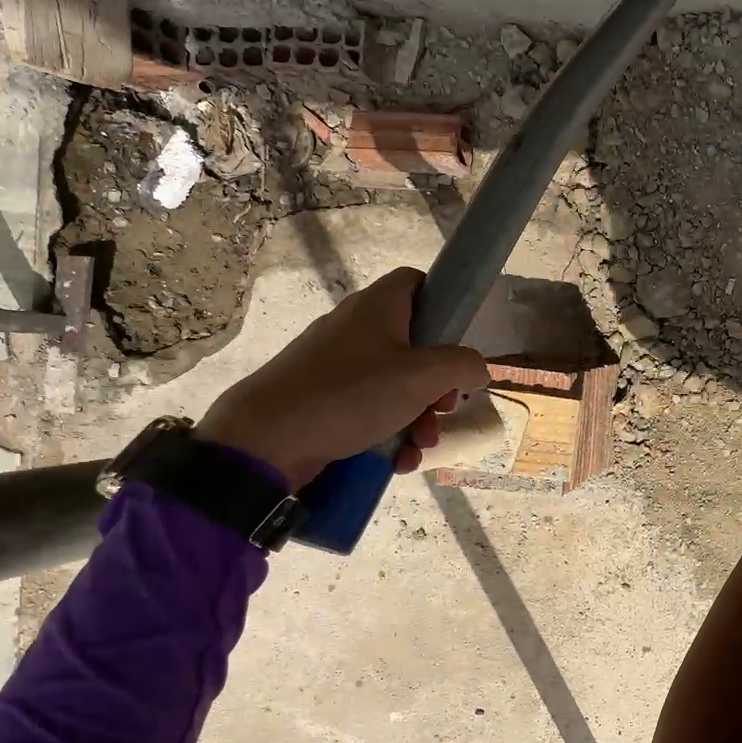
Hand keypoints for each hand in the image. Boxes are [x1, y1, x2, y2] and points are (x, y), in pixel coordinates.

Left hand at [195, 267, 489, 488]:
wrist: (265, 440)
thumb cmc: (350, 395)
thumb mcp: (424, 377)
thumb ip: (463, 365)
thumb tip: (476, 368)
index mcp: (377, 310)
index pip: (416, 282)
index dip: (444, 303)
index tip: (459, 339)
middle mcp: (354, 330)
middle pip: (415, 344)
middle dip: (439, 383)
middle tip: (444, 406)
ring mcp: (335, 366)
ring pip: (396, 384)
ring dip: (419, 417)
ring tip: (421, 444)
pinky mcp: (322, 400)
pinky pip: (371, 410)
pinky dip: (390, 433)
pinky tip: (397, 459)